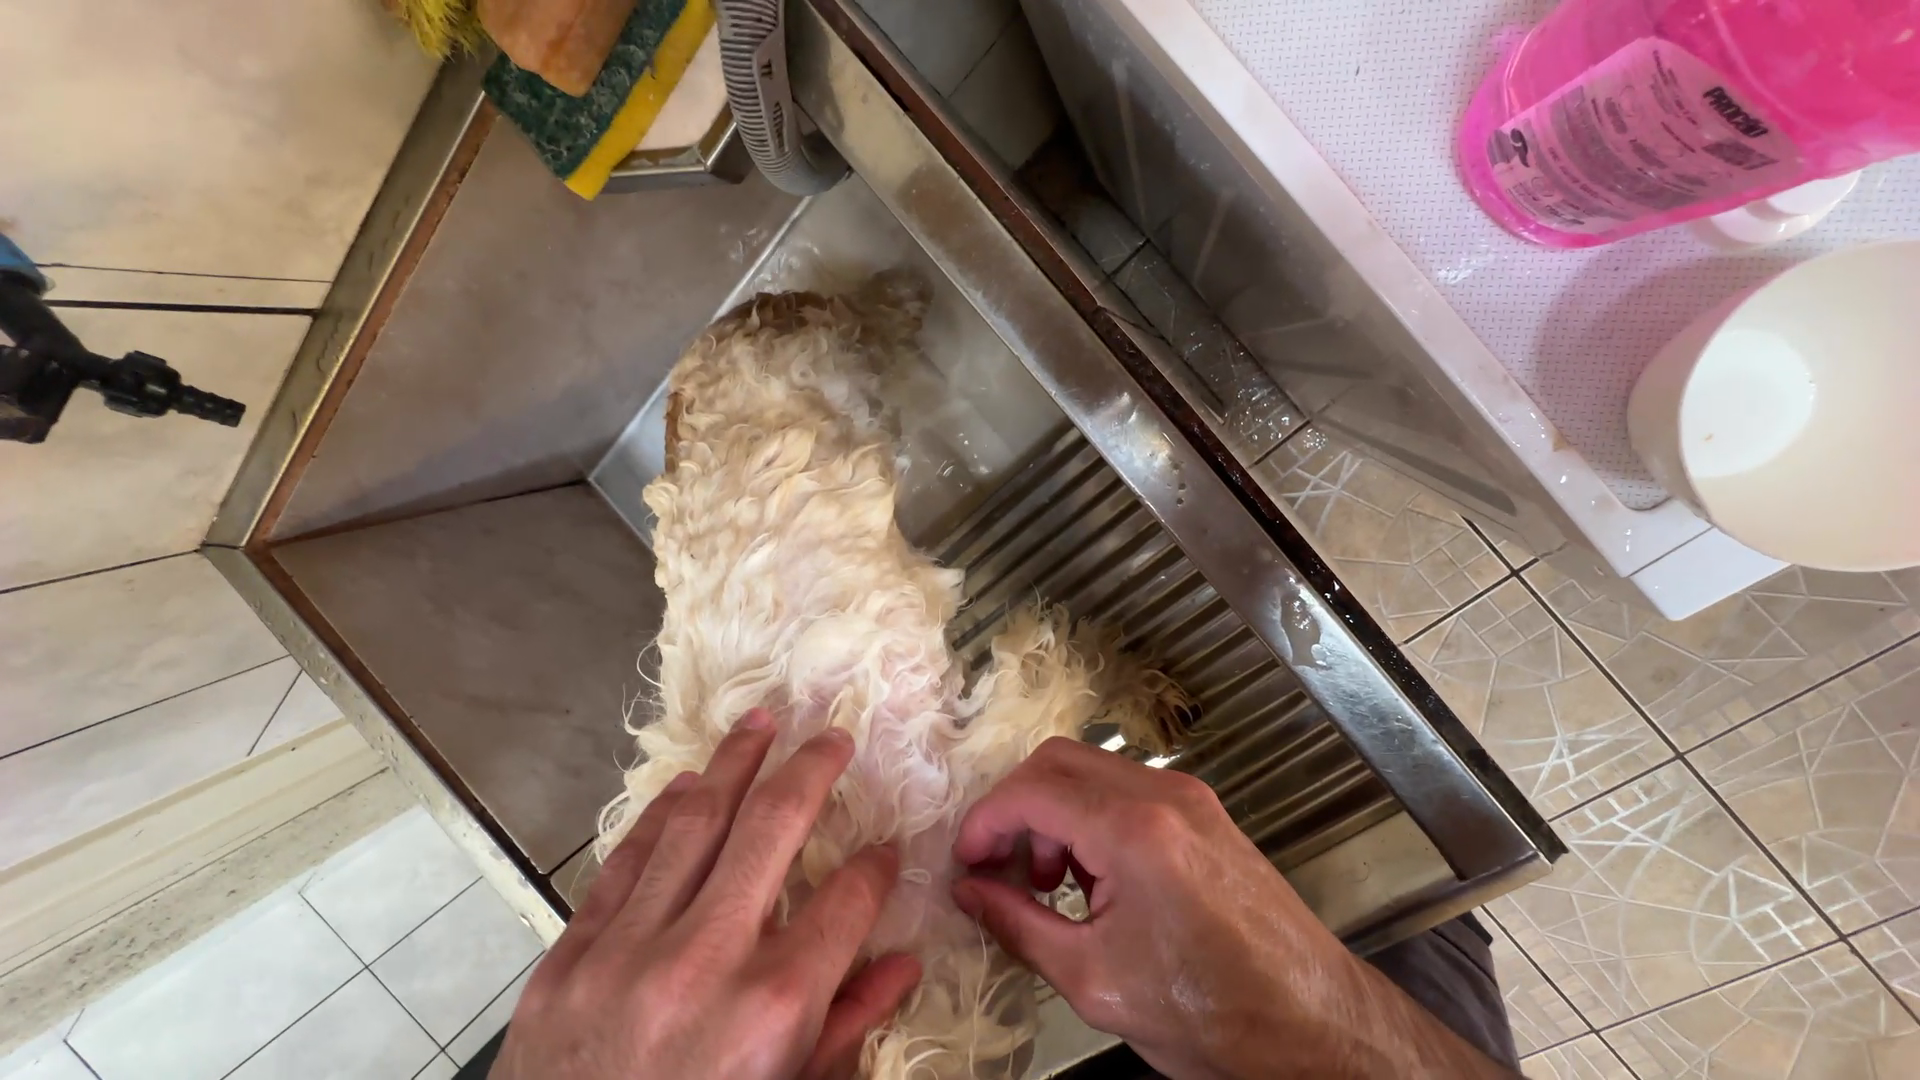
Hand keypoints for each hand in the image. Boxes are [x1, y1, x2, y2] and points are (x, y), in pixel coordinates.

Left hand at [491, 711, 921, 1079]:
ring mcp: (626, 952)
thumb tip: (904, 961)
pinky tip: (686, 785)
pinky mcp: (568, 959)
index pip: (849, 899)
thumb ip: (849, 1027)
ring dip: (732, 763)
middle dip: (811, 769)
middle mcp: (704, 960)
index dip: (877, 867)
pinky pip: (623, 864)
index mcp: (773, 1006)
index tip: (886, 849)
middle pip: (772, 825)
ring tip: (759, 722)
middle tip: (832, 735)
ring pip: (693, 823)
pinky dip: (659, 817)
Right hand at [950, 737, 1511, 1079]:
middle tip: (1001, 867)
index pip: (1031, 791)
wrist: (1315, 1025)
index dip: (985, 822)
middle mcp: (1161, 793)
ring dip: (1052, 811)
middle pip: (1056, 760)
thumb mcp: (1094, 980)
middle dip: (1015, 808)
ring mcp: (1187, 796)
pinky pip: (1123, 787)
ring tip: (1049, 882)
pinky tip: (1091, 875)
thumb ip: (1017, 925)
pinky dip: (1088, 815)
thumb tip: (970, 892)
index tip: (967, 862)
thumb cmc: (1208, 1012)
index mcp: (1133, 830)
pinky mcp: (1202, 810)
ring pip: (1089, 768)